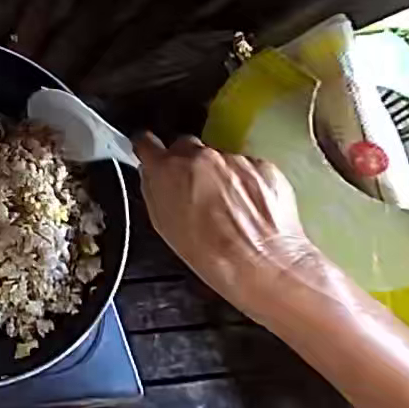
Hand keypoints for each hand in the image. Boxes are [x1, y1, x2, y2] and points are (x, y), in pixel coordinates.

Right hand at [133, 133, 337, 316]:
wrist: (262, 265)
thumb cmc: (211, 254)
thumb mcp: (163, 225)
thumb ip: (153, 190)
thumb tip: (153, 177)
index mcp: (167, 170)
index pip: (146, 142)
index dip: (147, 147)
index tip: (150, 150)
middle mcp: (199, 157)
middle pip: (186, 146)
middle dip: (187, 164)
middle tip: (194, 190)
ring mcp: (231, 159)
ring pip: (218, 159)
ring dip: (219, 176)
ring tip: (228, 209)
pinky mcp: (260, 165)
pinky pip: (247, 167)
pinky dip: (245, 182)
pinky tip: (248, 209)